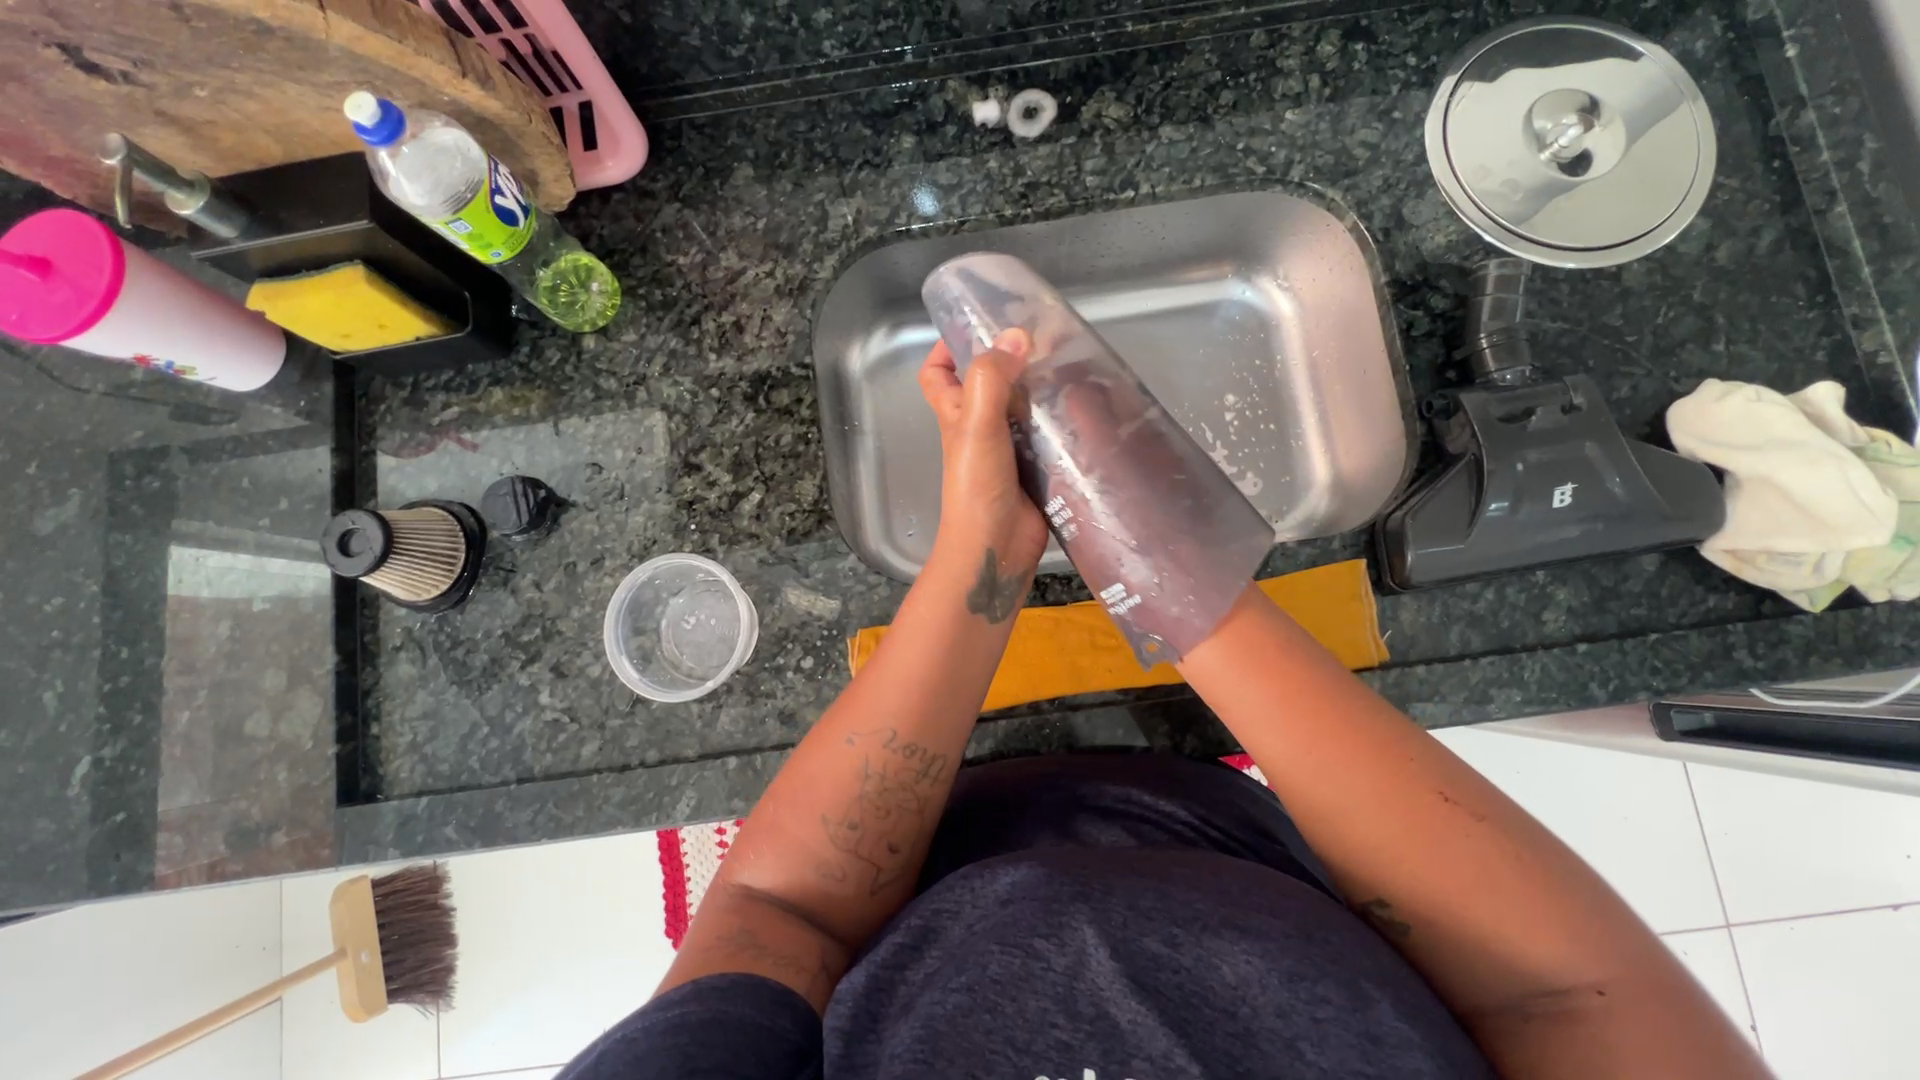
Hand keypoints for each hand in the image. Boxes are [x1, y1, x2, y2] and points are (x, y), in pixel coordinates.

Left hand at [917, 331, 1049, 587]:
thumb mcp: (977, 426)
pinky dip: (1063, 422)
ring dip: (1041, 390)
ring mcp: (1008, 450)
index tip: (975, 326)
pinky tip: (1086, 408)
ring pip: (1021, 409)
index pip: (936, 375)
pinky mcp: (1035, 468)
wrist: (996, 546)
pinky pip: (1048, 437)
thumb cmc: (978, 486)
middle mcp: (979, 429)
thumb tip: (1016, 335)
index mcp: (956, 416)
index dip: (946, 349)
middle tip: (1043, 339)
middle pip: (986, 386)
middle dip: (1008, 362)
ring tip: (1072, 365)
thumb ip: (992, 380)